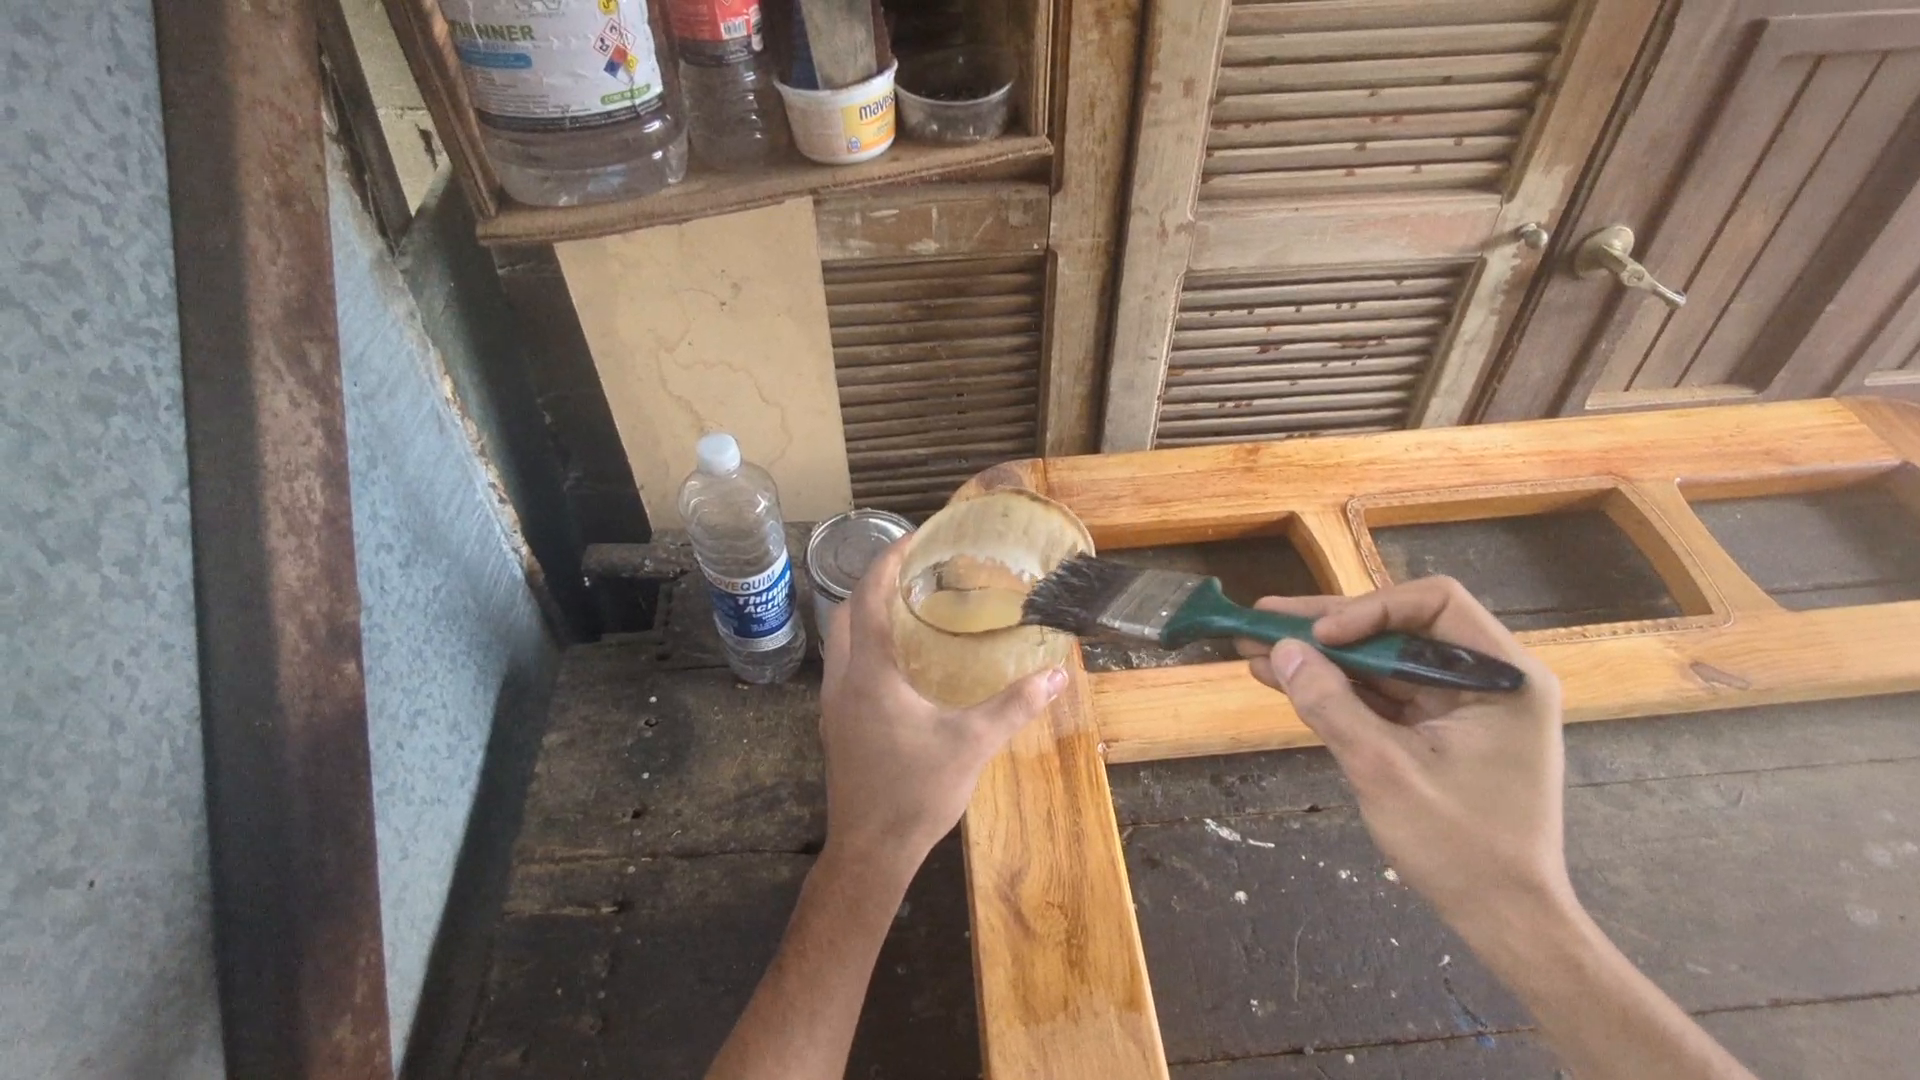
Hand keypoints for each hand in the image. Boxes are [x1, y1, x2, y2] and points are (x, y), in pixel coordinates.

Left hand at [818, 540, 1064, 868]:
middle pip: (847, 613)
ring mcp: (834, 705)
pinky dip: (867, 648)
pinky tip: (901, 664)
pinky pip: (846, 669)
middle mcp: (844, 681)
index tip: (913, 539)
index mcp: (871, 673)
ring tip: (911, 611)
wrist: (870, 851)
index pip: (869, 597)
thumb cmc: (915, 792)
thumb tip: (1055, 674)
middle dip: (875, 585)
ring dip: (868, 617)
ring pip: (842, 643)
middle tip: (916, 574)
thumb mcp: (972, 744)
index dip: (887, 561)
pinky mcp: (836, 726)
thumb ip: (1014, 706)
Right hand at [1238, 576, 1572, 937]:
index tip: (1319, 637)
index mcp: (1501, 677)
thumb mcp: (1385, 771)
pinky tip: (1283, 678)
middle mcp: (1485, 678)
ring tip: (1255, 647)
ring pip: (1381, 659)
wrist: (1504, 920)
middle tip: (1262, 618)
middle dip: (1327, 627)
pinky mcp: (1435, 728)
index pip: (1434, 603)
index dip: (1369, 609)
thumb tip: (1280, 650)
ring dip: (1321, 656)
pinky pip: (1380, 693)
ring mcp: (1458, 705)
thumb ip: (1332, 705)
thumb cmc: (1461, 846)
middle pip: (1398, 628)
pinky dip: (1334, 687)